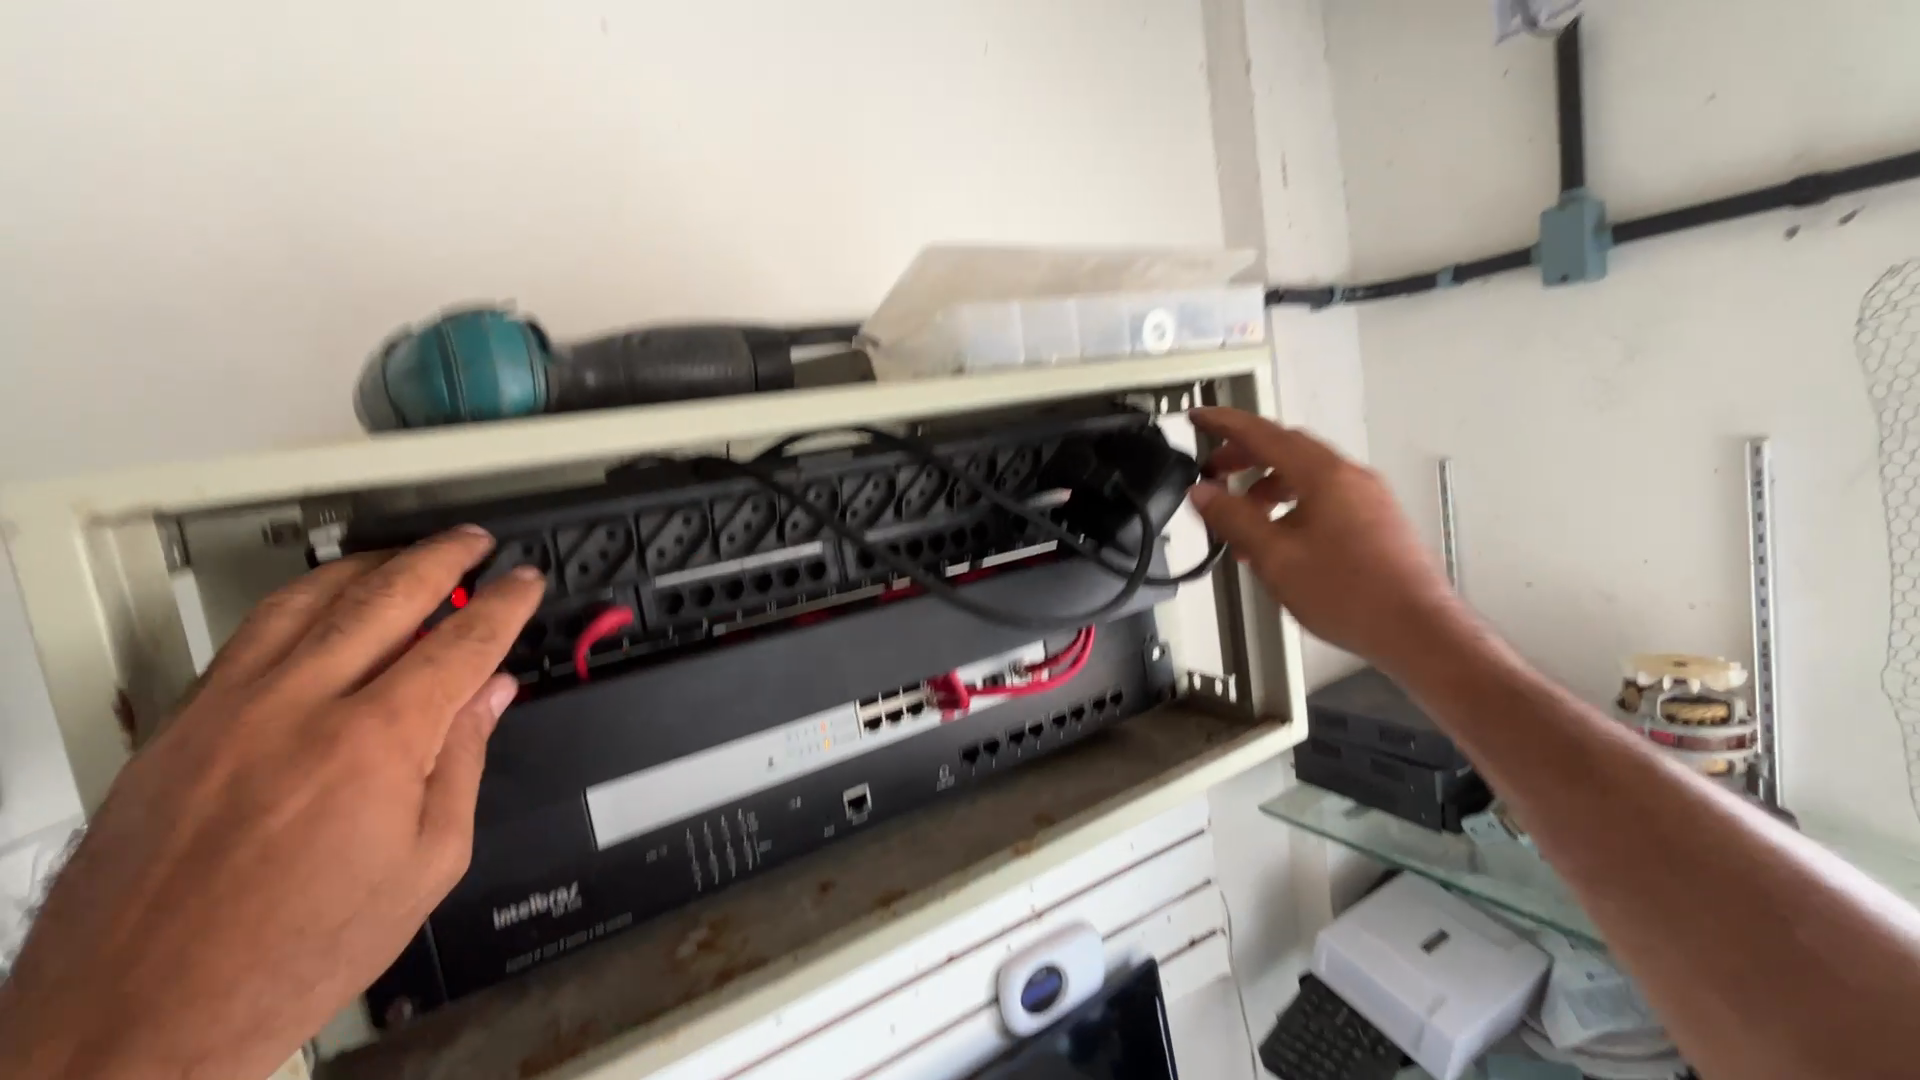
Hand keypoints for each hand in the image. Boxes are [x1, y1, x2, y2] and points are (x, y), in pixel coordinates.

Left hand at [0, 527, 543, 1079]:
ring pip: (306, 599)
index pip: (461, 641)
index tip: (522, 584)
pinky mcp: (176, 728)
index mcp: (374, 744)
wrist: (140, 1021)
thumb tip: (488, 698)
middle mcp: (297, 709)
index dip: (504, 603)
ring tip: (401, 556)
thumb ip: (463, 762)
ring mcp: (226, 711)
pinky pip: (246, 635)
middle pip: (387, 595)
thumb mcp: (428, 863)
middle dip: (441, 558)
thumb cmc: (287, 955)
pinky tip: (317, 605)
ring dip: (366, 566)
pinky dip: (297, 603)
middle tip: (472, 543)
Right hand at [1186, 407, 1468, 668]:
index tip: (1199, 418)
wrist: (1415, 630)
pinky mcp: (1375, 521)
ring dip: (1266, 486)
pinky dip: (1292, 504)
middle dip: (1244, 456)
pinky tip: (1278, 538)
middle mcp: (1350, 477)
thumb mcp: (1274, 557)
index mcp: (1324, 475)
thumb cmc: (1350, 595)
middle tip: (1213, 471)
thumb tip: (1203, 493)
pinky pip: (1325, 497)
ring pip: (1306, 476)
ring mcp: (1368, 498)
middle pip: (1287, 449)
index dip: (1225, 424)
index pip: (1264, 434)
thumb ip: (1233, 519)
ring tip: (1241, 517)